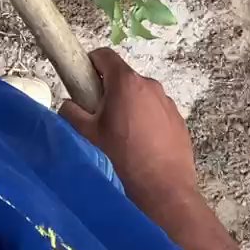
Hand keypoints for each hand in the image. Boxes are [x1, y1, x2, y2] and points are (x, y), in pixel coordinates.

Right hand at [60, 48, 245, 249]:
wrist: (164, 194)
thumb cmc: (121, 160)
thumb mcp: (86, 135)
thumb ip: (71, 111)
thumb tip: (70, 104)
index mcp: (126, 82)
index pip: (104, 55)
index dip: (89, 64)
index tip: (83, 83)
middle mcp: (150, 85)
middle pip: (122, 78)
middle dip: (109, 92)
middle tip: (99, 119)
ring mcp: (168, 103)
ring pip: (140, 96)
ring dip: (129, 108)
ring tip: (122, 139)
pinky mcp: (179, 122)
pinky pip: (156, 113)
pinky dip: (146, 122)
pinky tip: (142, 148)